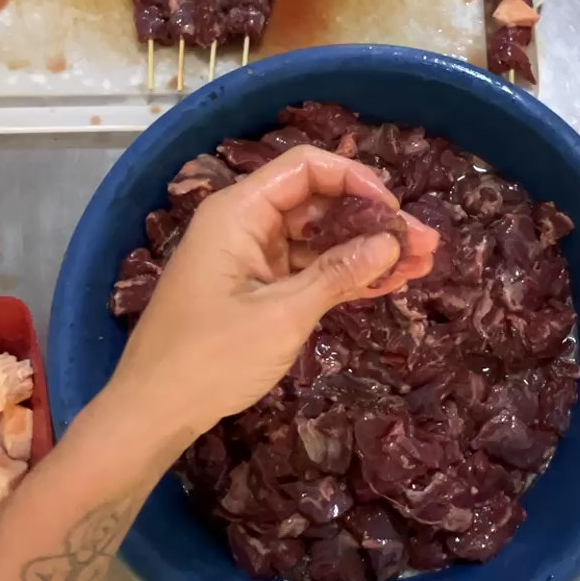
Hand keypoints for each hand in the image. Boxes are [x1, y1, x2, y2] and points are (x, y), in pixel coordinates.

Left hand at [105, 145, 440, 439]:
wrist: (153, 411)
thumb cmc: (210, 357)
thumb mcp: (282, 314)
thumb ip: (338, 273)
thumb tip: (393, 241)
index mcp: (240, 212)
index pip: (306, 169)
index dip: (356, 181)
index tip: (394, 212)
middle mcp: (247, 225)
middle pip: (320, 204)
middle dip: (374, 222)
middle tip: (426, 243)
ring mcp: (253, 258)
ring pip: (321, 241)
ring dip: (368, 253)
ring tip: (422, 264)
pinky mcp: (259, 290)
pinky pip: (310, 271)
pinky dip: (346, 277)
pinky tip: (389, 283)